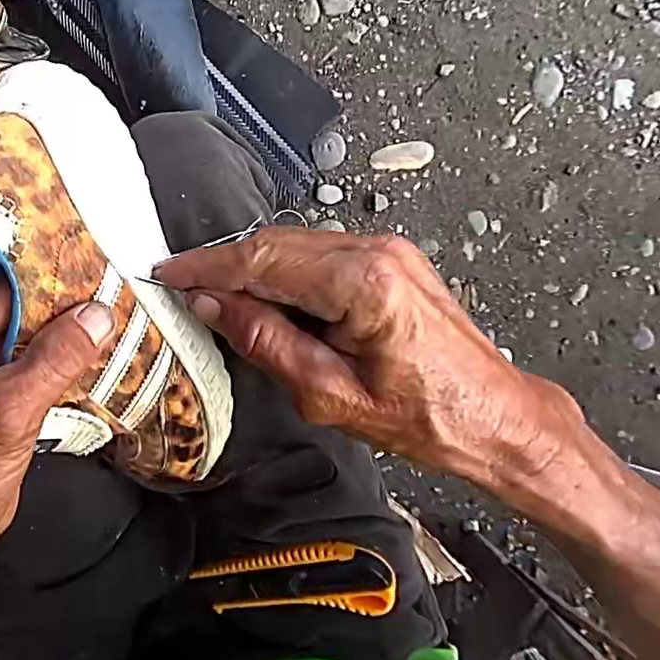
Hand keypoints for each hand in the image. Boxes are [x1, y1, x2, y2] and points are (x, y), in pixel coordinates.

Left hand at [0, 284, 114, 641]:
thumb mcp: (7, 415)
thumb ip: (52, 362)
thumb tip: (93, 318)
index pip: (1, 295)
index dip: (48, 286)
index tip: (91, 280)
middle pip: (18, 313)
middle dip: (63, 311)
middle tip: (108, 303)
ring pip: (31, 340)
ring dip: (66, 339)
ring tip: (109, 327)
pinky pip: (35, 366)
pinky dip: (63, 364)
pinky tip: (92, 359)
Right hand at [152, 228, 582, 490]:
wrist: (490, 415)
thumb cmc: (424, 415)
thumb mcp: (326, 393)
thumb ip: (263, 340)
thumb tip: (215, 306)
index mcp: (361, 284)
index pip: (260, 261)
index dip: (206, 267)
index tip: (169, 273)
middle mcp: (375, 253)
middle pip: (272, 244)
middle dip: (221, 265)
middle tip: (182, 288)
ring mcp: (385, 251)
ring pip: (291, 245)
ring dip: (248, 269)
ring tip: (214, 299)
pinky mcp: (387, 261)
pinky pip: (315, 254)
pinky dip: (278, 272)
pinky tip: (260, 297)